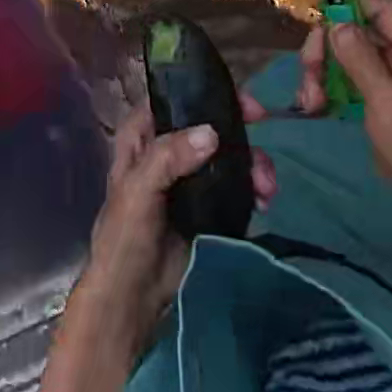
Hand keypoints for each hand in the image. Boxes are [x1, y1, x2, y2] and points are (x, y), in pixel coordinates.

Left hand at [70, 102, 279, 355]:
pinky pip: (235, 184)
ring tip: (266, 188)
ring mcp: (188, 178)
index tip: (246, 104)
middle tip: (264, 147)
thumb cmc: (125, 238)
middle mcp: (165, 151)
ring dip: (252, 164)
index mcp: (140, 138)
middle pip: (209, 125)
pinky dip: (252, 186)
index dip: (207, 95)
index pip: (174, 100)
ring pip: (227, 155)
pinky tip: (264, 200)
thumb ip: (168, 158)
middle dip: (241, 134)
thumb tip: (211, 133)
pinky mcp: (207, 205)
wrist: (134, 296)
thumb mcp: (138, 192)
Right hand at [327, 0, 391, 213]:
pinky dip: (327, 83)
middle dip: (328, 47)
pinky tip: (316, 104)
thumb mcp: (388, 109)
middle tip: (308, 73)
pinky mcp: (382, 87)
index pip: (388, 11)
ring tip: (310, 100)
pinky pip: (348, 71)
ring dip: (322, 69)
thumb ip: (363, 64)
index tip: (318, 23)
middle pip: (360, 29)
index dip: (352, 7)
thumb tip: (337, 25)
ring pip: (348, 50)